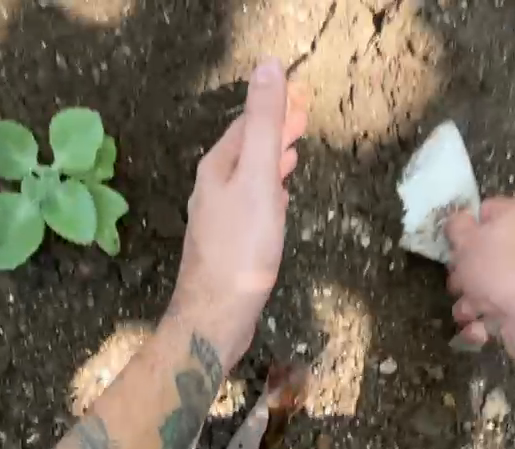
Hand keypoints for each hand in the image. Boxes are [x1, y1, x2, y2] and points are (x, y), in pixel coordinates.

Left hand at [168, 59, 308, 365]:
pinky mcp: (228, 249)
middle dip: (273, 134)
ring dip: (270, 165)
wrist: (216, 316)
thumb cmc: (240, 250)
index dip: (274, 108)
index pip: (247, 125)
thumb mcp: (258, 180)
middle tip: (302, 122)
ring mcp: (218, 221)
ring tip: (291, 156)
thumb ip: (265, 126)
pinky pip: (249, 210)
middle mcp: (212, 191)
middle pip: (246, 152)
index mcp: (218, 170)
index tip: (302, 99)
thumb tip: (268, 67)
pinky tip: (275, 206)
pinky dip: (266, 197)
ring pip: (247, 181)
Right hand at [445, 197, 514, 365]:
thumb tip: (458, 220)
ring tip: (466, 314)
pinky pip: (502, 309)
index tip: (451, 250)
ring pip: (490, 286)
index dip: (463, 231)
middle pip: (486, 253)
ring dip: (470, 303)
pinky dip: (487, 322)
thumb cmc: (500, 270)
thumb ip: (456, 226)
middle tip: (456, 285)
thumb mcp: (467, 241)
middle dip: (464, 274)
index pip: (484, 212)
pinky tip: (479, 331)